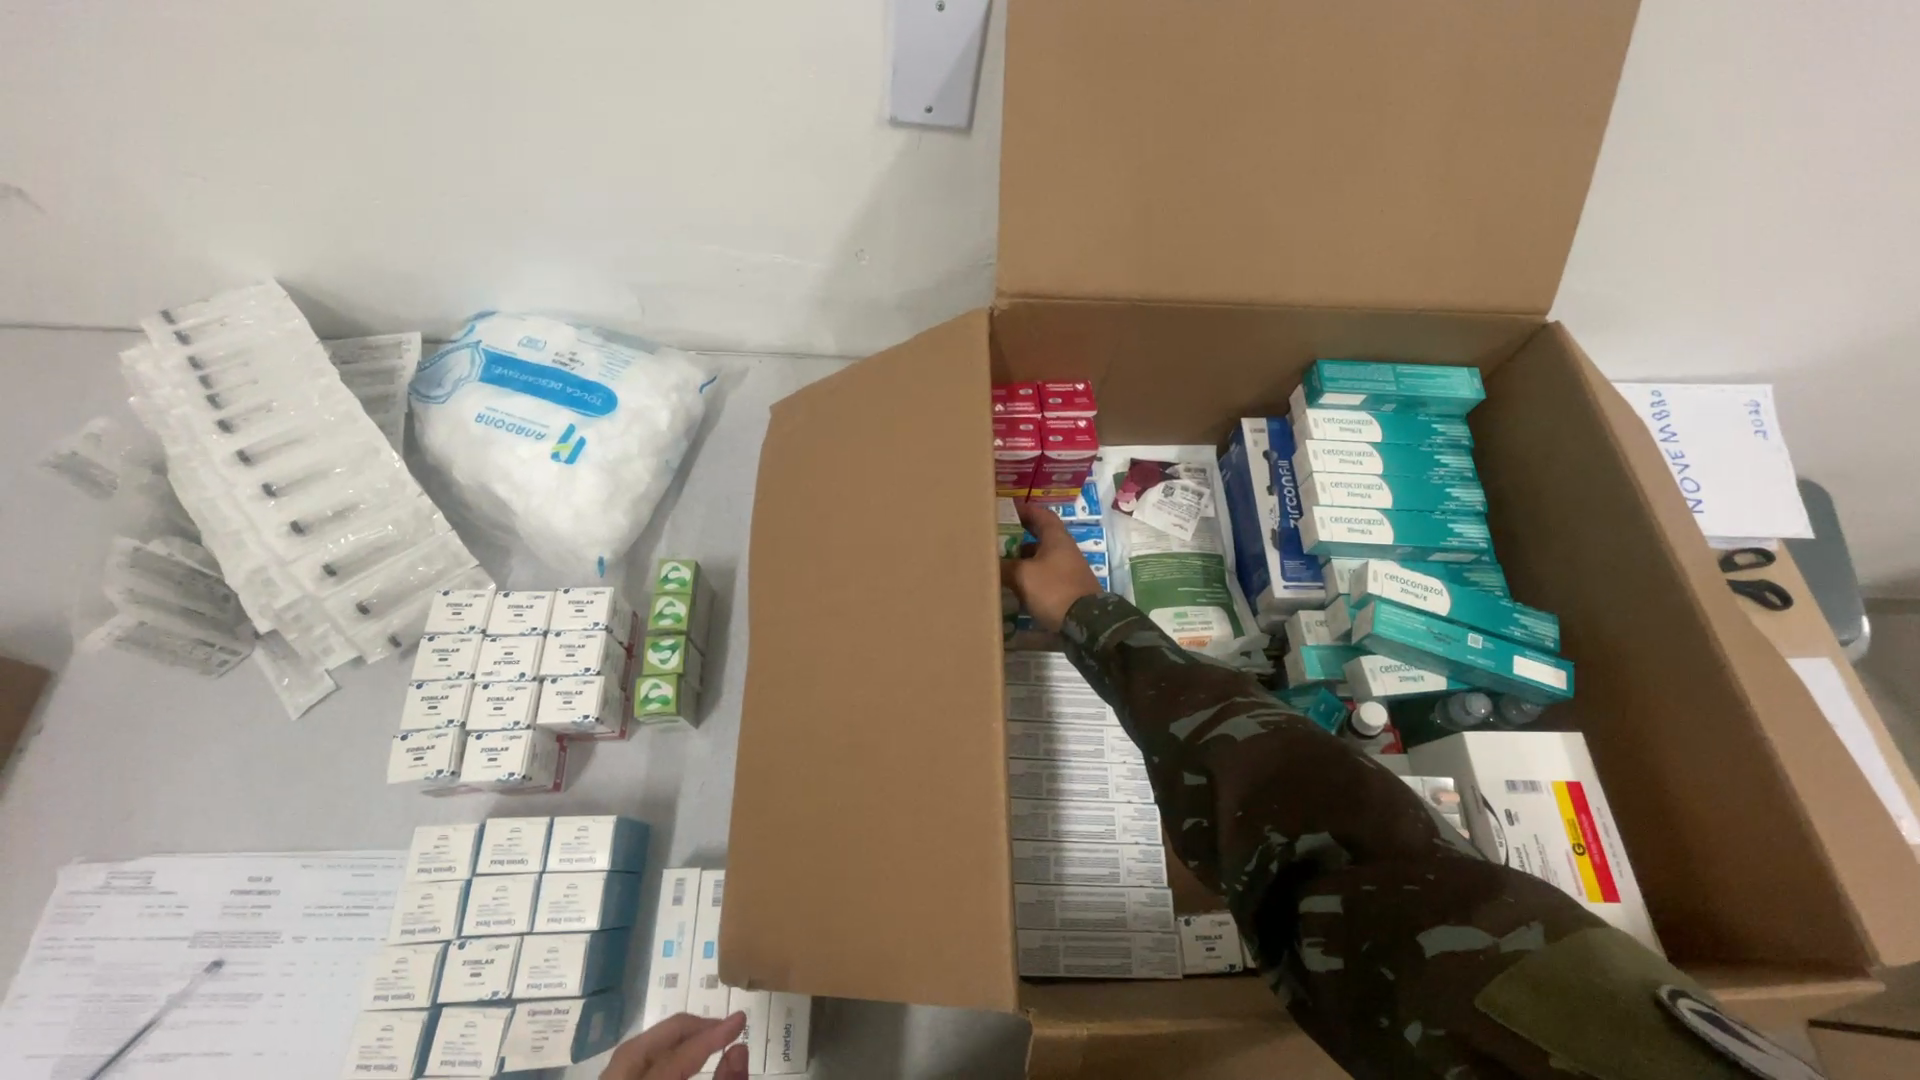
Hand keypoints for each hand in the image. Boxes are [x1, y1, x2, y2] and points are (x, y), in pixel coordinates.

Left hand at [602, 1012, 748, 1079]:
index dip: (708, 1038)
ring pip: (630, 1058)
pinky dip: (656, 1061)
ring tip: (705, 1042)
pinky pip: (627, 1072)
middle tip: (721, 1028)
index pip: (671, 1061)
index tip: (740, 1019)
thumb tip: (739, 1048)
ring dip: (669, 1044)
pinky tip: (681, 1062)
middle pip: (638, 1050)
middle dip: (683, 1031)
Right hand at [1002, 501, 1100, 632]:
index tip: (1006, 510)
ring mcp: (1067, 571)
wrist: (1085, 622)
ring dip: (1022, 558)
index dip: (1025, 510)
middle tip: (997, 536)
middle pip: (1040, 537)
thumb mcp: (1022, 575)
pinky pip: (1043, 576)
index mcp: (1057, 539)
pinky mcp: (1066, 590)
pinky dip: (1028, 577)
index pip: (1042, 515)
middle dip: (1019, 536)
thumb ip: (1004, 566)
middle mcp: (1064, 551)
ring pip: (1040, 558)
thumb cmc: (1054, 589)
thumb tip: (989, 562)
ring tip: (1000, 562)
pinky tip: (1013, 585)